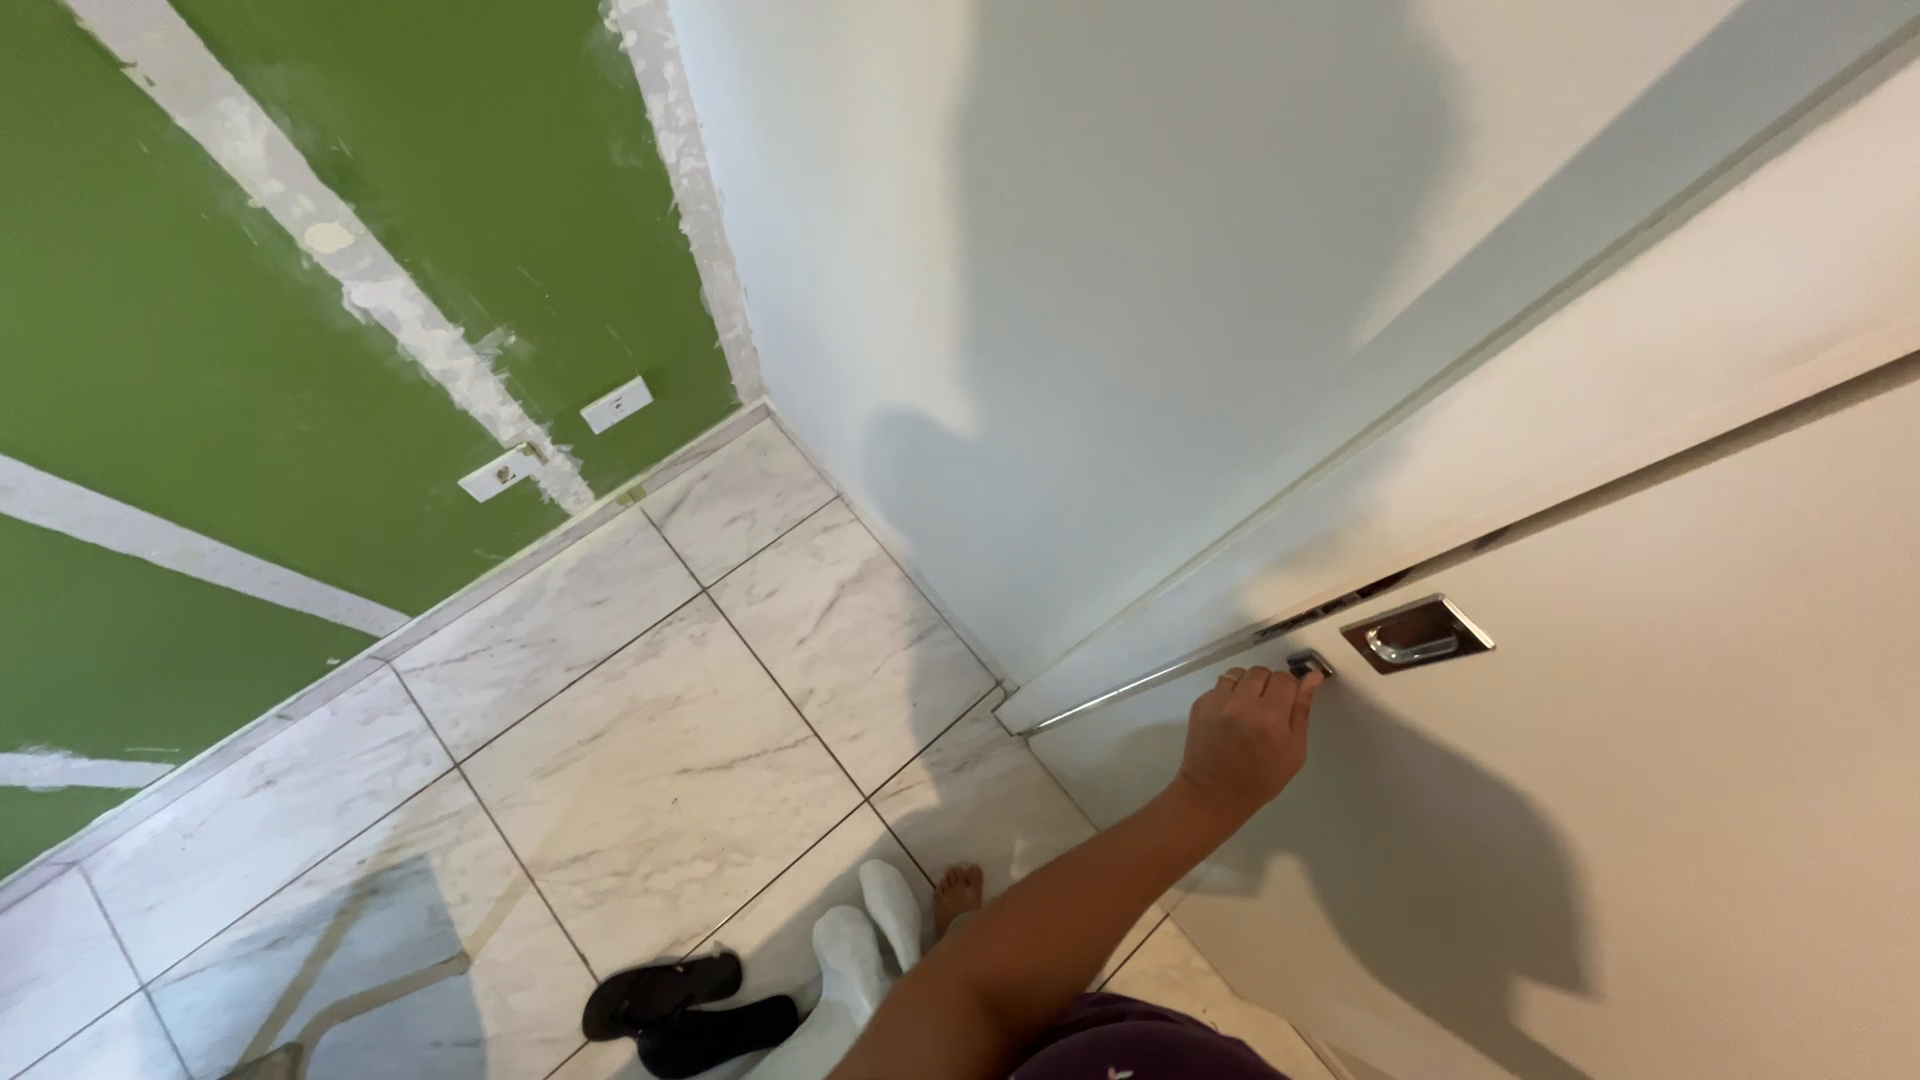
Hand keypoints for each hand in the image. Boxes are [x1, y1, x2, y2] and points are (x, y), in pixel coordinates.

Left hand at [1172, 665, 1323, 827]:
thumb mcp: (1294, 751)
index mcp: (1270, 716)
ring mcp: (1217, 701)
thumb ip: (1302, 710)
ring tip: (1247, 709)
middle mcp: (1241, 703)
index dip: (1289, 689)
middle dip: (1268, 686)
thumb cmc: (1262, 778)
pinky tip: (1230, 716)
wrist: (1214, 792)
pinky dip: (1228, 694)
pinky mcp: (1200, 704)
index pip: (1285, 679)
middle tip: (1267, 709)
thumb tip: (1312, 677)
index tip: (1286, 704)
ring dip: (1247, 686)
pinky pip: (1219, 685)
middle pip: (1261, 672)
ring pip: (1238, 673)